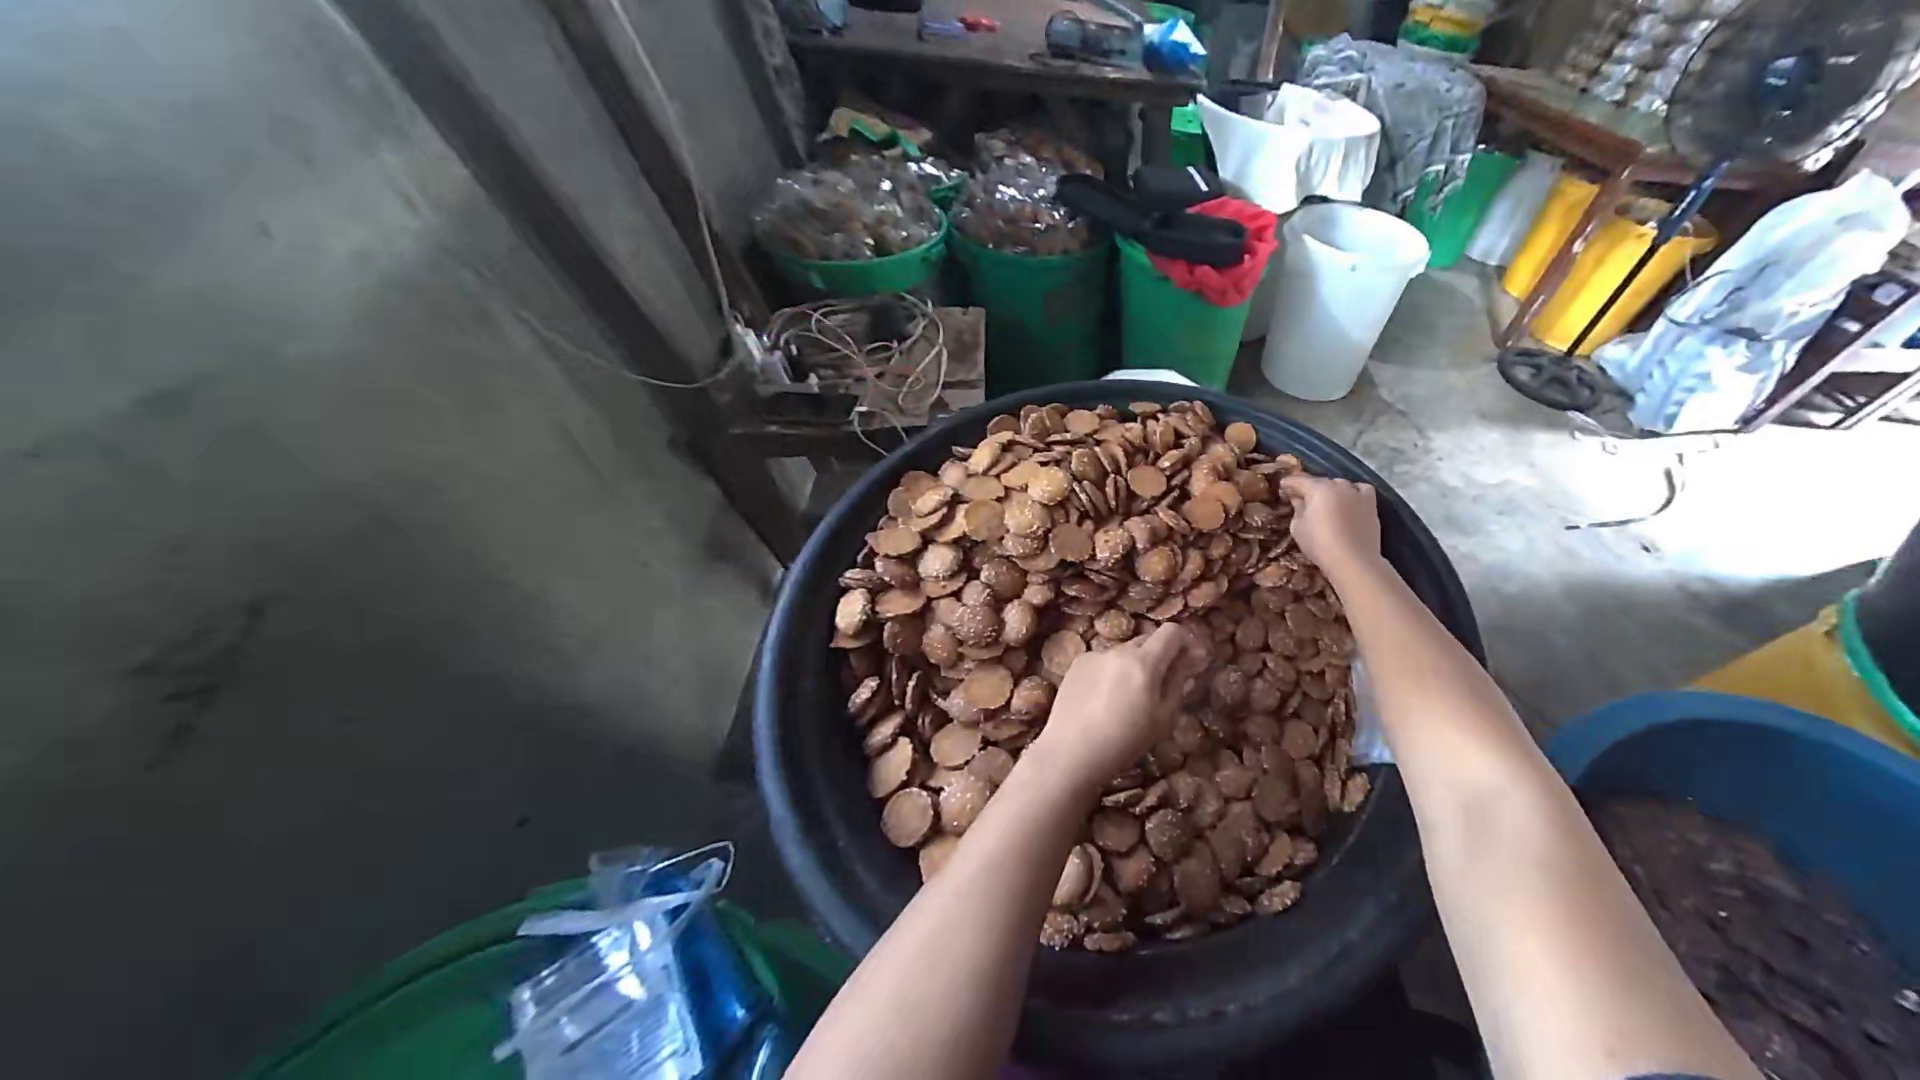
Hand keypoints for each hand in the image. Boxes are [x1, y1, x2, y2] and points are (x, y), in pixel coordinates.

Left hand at [1025, 624, 1209, 793]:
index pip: (1171, 632)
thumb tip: (1189, 658)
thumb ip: (1177, 681)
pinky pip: (1104, 661)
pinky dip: (1112, 672)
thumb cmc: (1124, 741)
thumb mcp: (1162, 716)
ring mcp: (1094, 655)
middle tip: (1164, 683)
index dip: (1187, 641)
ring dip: (1135, 665)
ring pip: (1124, 652)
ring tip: (1129, 699)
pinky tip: (1104, 699)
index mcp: (1144, 662)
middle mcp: (1118, 651)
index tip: (1192, 660)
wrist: (1071, 751)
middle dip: (1161, 655)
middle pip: (1147, 641)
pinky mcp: (1076, 664)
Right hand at [1279, 474, 1381, 580]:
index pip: (1298, 480)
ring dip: (1329, 489)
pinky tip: (1349, 500)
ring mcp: (1357, 493)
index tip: (1281, 488)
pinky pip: (1360, 489)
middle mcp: (1338, 485)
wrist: (1353, 560)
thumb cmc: (1319, 544)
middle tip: (1299, 497)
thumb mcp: (1298, 527)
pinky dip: (1353, 491)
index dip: (1288, 483)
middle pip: (1319, 481)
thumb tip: (1297, 498)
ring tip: (1324, 500)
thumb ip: (1297, 508)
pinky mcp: (1371, 503)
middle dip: (1308, 487)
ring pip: (1340, 484)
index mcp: (1318, 489)